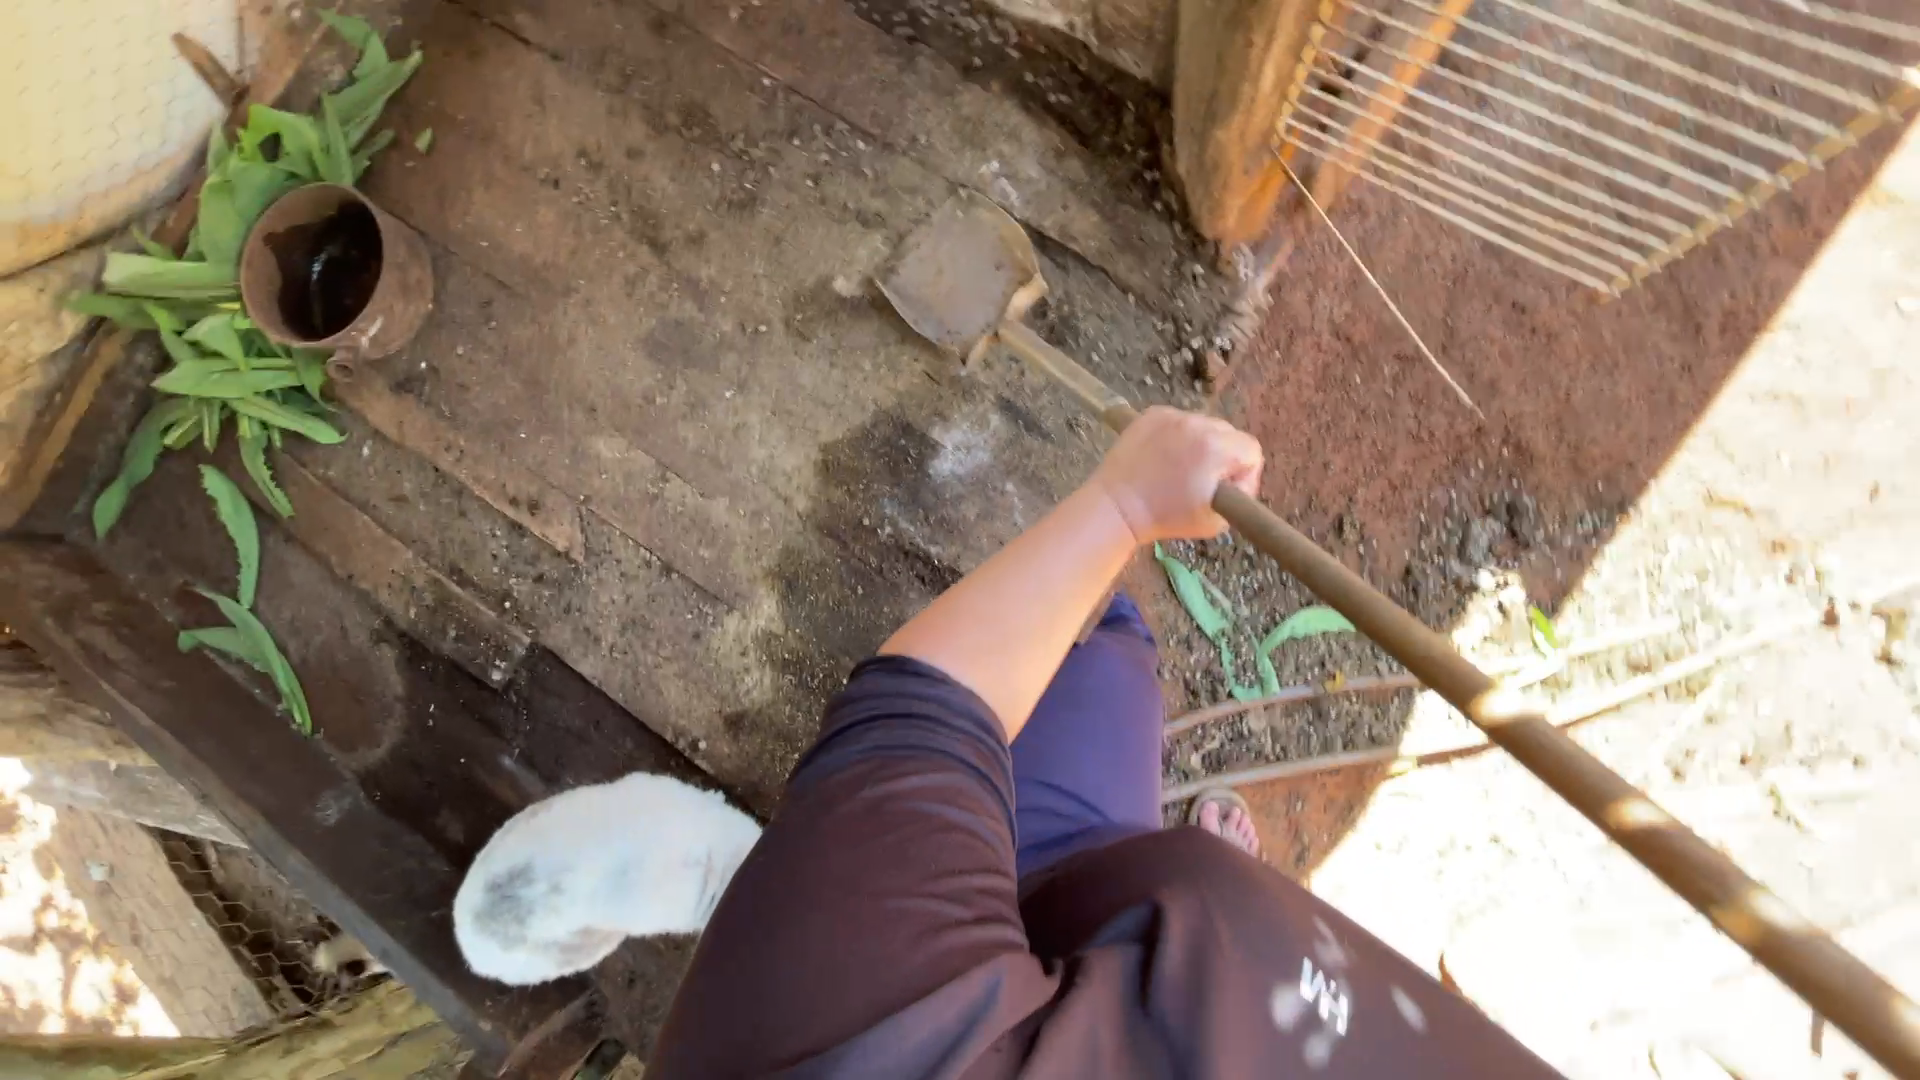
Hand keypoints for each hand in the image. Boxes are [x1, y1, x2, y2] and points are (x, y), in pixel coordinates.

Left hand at [1089, 406, 1263, 543]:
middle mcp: (1197, 423)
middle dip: (1222, 456)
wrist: (1117, 506)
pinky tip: (1163, 456)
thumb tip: (1237, 480)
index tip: (1222, 490)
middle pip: (1229, 434)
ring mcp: (1173, 415)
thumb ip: (1241, 496)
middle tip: (1199, 480)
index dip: (1243, 475)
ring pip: (1204, 425)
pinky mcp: (1152, 414)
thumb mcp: (1217, 521)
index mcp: (1217, 447)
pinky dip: (1176, 436)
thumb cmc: (1167, 518)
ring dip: (1200, 444)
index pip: (1252, 451)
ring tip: (1178, 468)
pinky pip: (1179, 421)